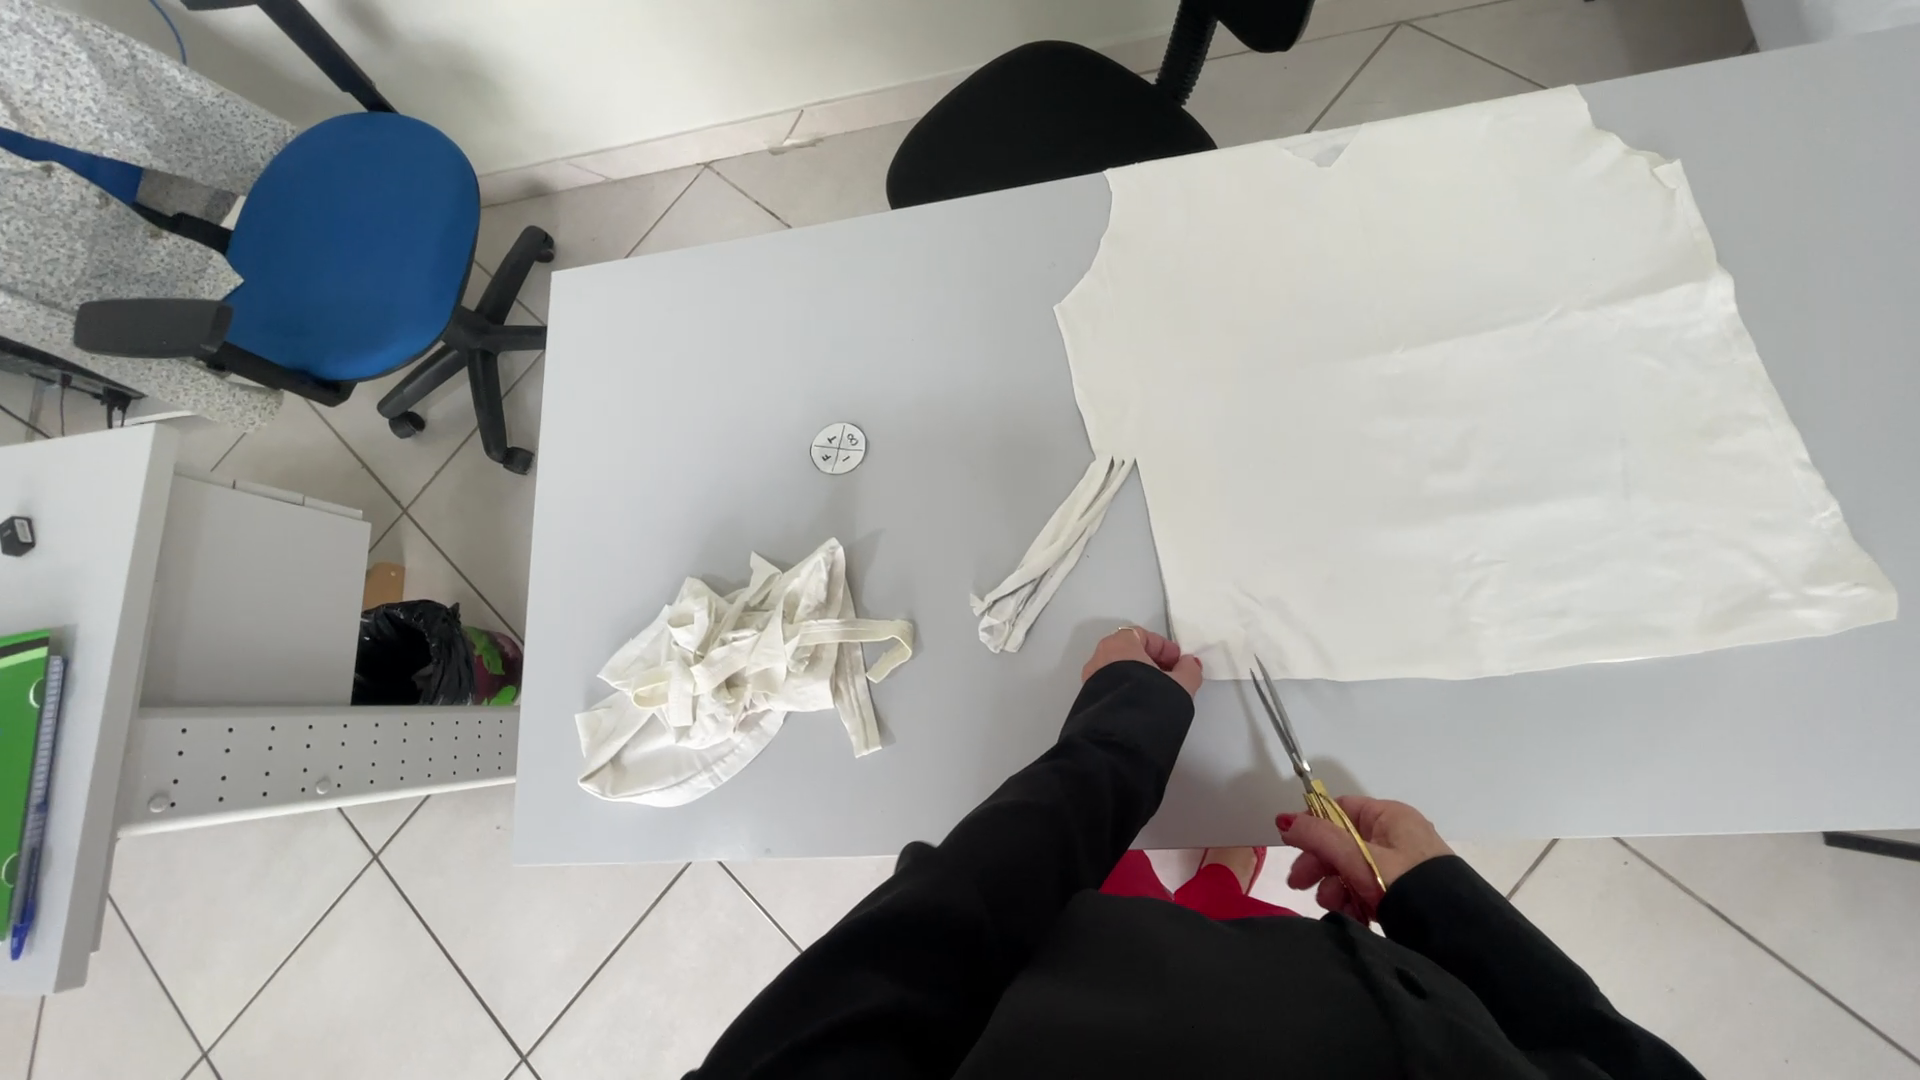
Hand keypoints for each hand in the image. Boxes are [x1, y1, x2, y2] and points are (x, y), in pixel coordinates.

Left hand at [1082, 626, 1202, 695]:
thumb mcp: (1180, 684)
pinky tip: (1142, 704)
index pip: (1142, 635)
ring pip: (1119, 669)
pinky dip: (1126, 689)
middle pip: (1129, 650)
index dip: (1163, 647)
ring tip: (1158, 693)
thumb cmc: (1147, 700)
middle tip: (1171, 676)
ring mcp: (1092, 677)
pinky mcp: (1089, 698)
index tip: (1178, 661)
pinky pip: (1111, 685)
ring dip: (1139, 677)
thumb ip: (1188, 670)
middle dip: (1152, 661)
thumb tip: (1189, 664)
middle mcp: (1100, 656)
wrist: (1120, 735)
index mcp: (1118, 643)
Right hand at [1277, 796, 1453, 920]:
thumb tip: (1283, 820)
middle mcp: (1396, 836)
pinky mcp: (1407, 894)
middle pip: (1342, 841)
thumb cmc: (1407, 887)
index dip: (1312, 825)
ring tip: (1334, 906)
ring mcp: (1403, 866)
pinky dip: (1355, 902)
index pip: (1338, 809)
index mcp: (1389, 816)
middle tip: (1300, 885)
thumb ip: (1318, 836)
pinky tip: (1352, 916)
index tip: (1294, 848)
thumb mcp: (1356, 858)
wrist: (1460, 940)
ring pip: (1353, 869)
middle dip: (1320, 865)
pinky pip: (1369, 890)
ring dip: (1335, 888)